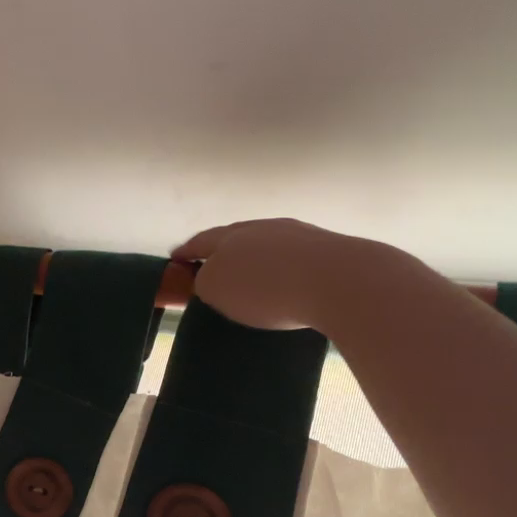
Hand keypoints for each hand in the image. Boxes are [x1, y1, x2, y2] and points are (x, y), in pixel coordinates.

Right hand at [171, 218, 386, 330]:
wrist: (340, 281)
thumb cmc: (266, 288)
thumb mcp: (217, 289)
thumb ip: (206, 280)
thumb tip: (212, 278)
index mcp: (230, 235)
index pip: (200, 242)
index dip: (186, 252)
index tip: (176, 259)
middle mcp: (262, 228)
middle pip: (235, 238)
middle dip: (222, 253)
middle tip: (214, 269)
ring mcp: (297, 235)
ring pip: (267, 247)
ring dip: (256, 261)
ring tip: (253, 281)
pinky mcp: (327, 250)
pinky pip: (294, 260)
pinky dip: (284, 271)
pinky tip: (287, 286)